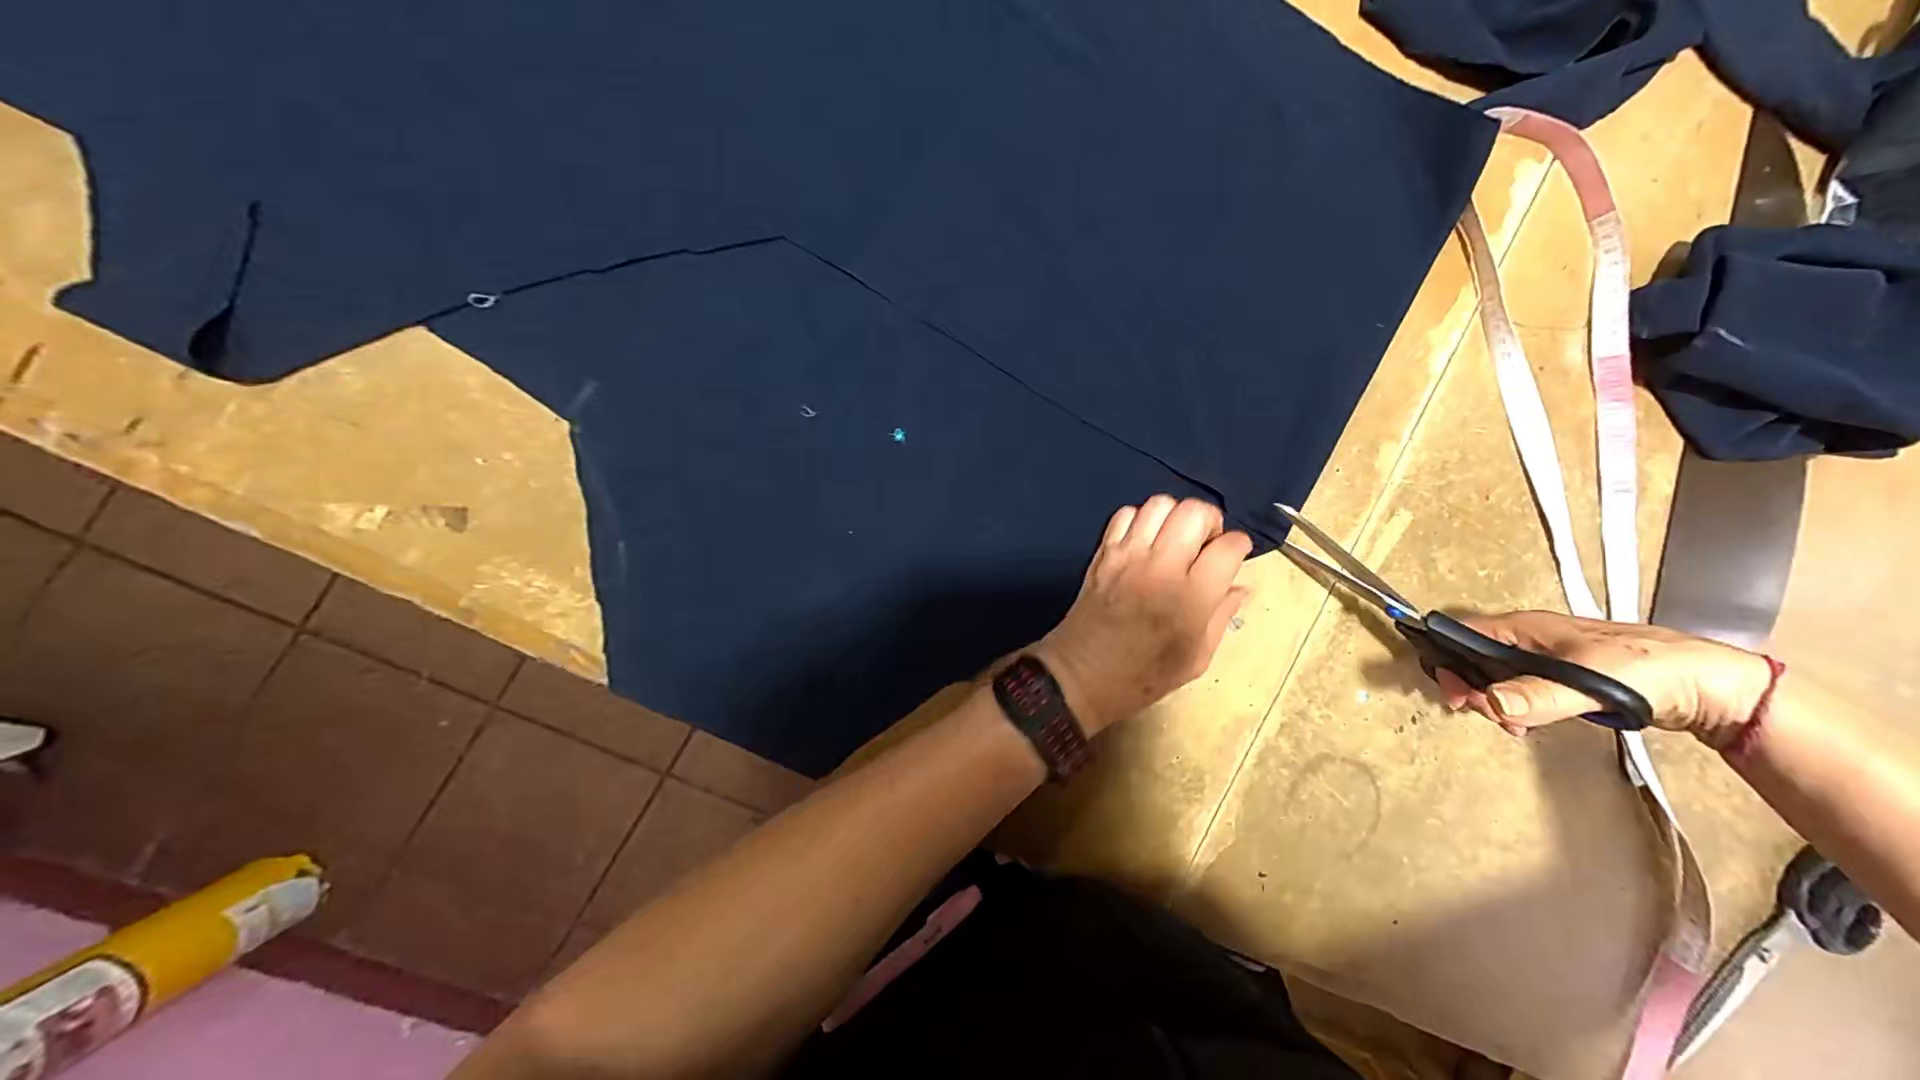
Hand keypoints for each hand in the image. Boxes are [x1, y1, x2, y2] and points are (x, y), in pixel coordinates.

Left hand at [1031, 495, 1251, 735]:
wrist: (1082, 674)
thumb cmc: (1143, 675)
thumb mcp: (1197, 658)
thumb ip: (1221, 616)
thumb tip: (1240, 587)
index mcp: (1191, 597)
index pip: (1228, 546)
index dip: (1238, 547)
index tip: (1233, 557)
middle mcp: (1161, 567)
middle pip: (1194, 512)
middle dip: (1209, 522)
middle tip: (1204, 544)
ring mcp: (1128, 556)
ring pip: (1159, 504)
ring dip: (1174, 516)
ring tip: (1174, 539)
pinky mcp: (1103, 553)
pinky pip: (1125, 514)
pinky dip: (1139, 520)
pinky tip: (1144, 541)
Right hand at [1433, 610, 1775, 746]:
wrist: (1713, 686)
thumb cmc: (1650, 672)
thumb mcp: (1589, 685)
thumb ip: (1538, 695)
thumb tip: (1490, 701)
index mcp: (1526, 628)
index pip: (1462, 634)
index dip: (1448, 660)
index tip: (1456, 693)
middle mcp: (1528, 638)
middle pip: (1473, 658)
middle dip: (1472, 688)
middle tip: (1488, 716)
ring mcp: (1544, 657)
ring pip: (1494, 675)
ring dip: (1493, 702)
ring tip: (1513, 726)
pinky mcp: (1560, 677)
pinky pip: (1518, 687)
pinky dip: (1514, 707)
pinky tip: (1526, 724)